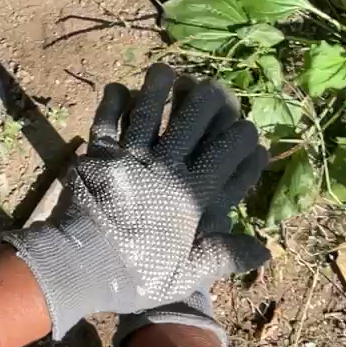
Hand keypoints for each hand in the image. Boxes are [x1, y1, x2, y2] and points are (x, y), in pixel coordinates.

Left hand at [3, 65, 270, 339]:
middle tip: (214, 85)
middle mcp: (163, 168)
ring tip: (166, 70)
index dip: (238, 140)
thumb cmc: (135, 276)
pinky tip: (118, 88)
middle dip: (205, 101)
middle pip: (189, 125)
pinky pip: (106, 122)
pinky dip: (112, 104)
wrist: (81, 265)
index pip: (222, 158)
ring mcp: (128, 157)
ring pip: (147, 114)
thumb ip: (223, 257)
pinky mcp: (97, 155)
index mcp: (188, 196)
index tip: (248, 126)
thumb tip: (265, 250)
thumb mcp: (185, 275)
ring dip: (157, 91)